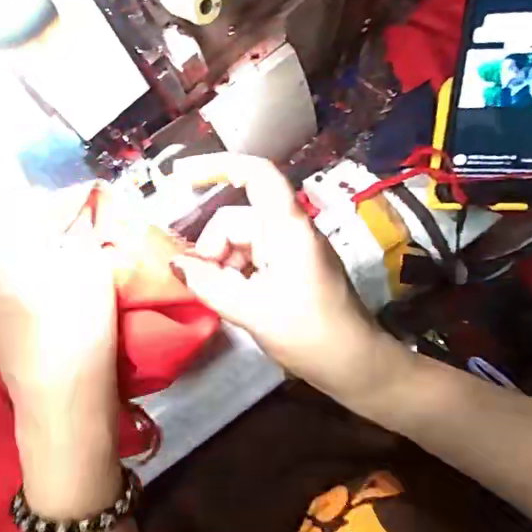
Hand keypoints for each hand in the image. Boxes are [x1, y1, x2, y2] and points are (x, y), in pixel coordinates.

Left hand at [0, 186, 122, 515]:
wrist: (62, 400)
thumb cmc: (77, 322)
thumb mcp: (86, 259)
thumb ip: (75, 223)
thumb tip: (72, 204)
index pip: (9, 195)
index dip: (44, 195)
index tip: (75, 207)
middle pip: (1, 225)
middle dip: (37, 221)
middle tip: (75, 231)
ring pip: (1, 255)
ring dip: (30, 249)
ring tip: (65, 263)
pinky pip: (1, 283)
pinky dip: (24, 277)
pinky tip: (51, 295)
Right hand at [167, 154, 397, 398]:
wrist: (355, 365)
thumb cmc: (309, 333)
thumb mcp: (251, 311)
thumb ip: (208, 284)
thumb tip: (176, 265)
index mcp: (287, 228)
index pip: (256, 174)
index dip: (218, 166)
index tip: (183, 176)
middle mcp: (290, 229)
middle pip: (237, 219)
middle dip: (213, 248)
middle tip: (203, 284)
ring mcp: (293, 248)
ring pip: (241, 241)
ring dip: (223, 265)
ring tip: (224, 299)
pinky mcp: (293, 267)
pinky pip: (253, 257)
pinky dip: (236, 273)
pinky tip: (235, 299)